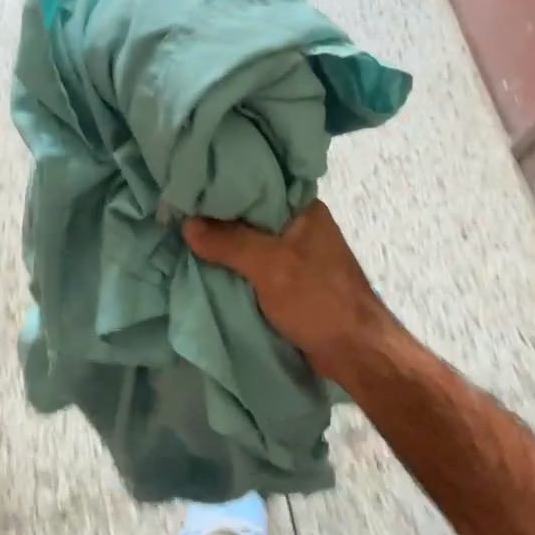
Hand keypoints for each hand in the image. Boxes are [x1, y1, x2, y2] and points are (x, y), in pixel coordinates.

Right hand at [183, 201, 395, 382]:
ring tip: (184, 235)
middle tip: (179, 211)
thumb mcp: (269, 264)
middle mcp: (301, 224)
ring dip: (225, 244)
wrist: (355, 352)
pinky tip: (206, 264)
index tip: (190, 184)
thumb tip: (187, 223)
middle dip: (219, 216)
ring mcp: (296, 253)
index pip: (258, 183)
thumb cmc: (318, 299)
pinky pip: (255, 265)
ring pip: (251, 241)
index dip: (225, 184)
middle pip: (251, 213)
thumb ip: (229, 241)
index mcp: (304, 208)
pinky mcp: (290, 280)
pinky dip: (234, 266)